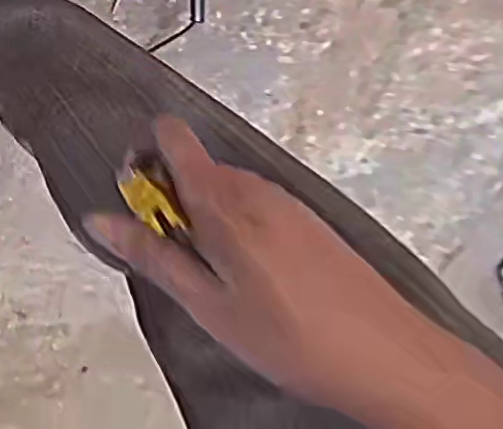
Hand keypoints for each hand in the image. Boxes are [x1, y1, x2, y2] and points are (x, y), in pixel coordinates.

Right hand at [87, 118, 502, 428]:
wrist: (405, 368)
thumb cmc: (298, 338)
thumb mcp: (209, 305)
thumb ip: (150, 254)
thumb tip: (97, 219)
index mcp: (221, 200)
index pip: (170, 134)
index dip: (145, 151)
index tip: (141, 192)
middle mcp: (251, 187)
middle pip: (191, 164)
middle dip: (171, 196)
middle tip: (179, 251)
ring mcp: (284, 200)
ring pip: (221, 185)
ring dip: (205, 213)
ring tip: (221, 272)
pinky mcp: (308, 219)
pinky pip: (253, 201)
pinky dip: (238, 223)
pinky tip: (257, 275)